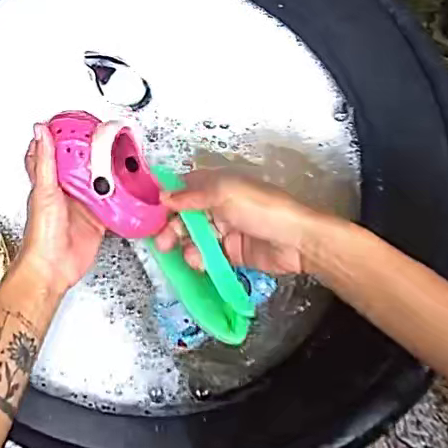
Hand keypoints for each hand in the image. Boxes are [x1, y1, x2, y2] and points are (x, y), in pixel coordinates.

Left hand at [15, 123, 105, 296]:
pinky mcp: (98, 218)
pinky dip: (121, 195)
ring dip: (109, 172)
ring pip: (99, 181)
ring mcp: (84, 204)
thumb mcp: (45, 190)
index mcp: (50, 181)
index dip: (62, 136)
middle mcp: (67, 190)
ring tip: (122, 156)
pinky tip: (129, 187)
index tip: (75, 122)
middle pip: (82, 165)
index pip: (54, 152)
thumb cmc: (42, 234)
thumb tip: (40, 131)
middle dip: (94, 152)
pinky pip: (113, 202)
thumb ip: (45, 161)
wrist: (54, 267)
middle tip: (107, 137)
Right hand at [152, 171, 349, 274]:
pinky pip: (208, 255)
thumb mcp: (225, 194)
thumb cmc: (263, 208)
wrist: (296, 240)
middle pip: (186, 215)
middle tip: (161, 241)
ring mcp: (225, 228)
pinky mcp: (232, 251)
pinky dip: (201, 259)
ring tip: (189, 255)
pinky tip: (200, 262)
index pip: (185, 188)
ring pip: (195, 236)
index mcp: (218, 184)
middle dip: (172, 227)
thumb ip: (192, 196)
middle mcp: (219, 204)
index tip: (151, 213)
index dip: (168, 199)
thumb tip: (165, 196)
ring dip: (186, 245)